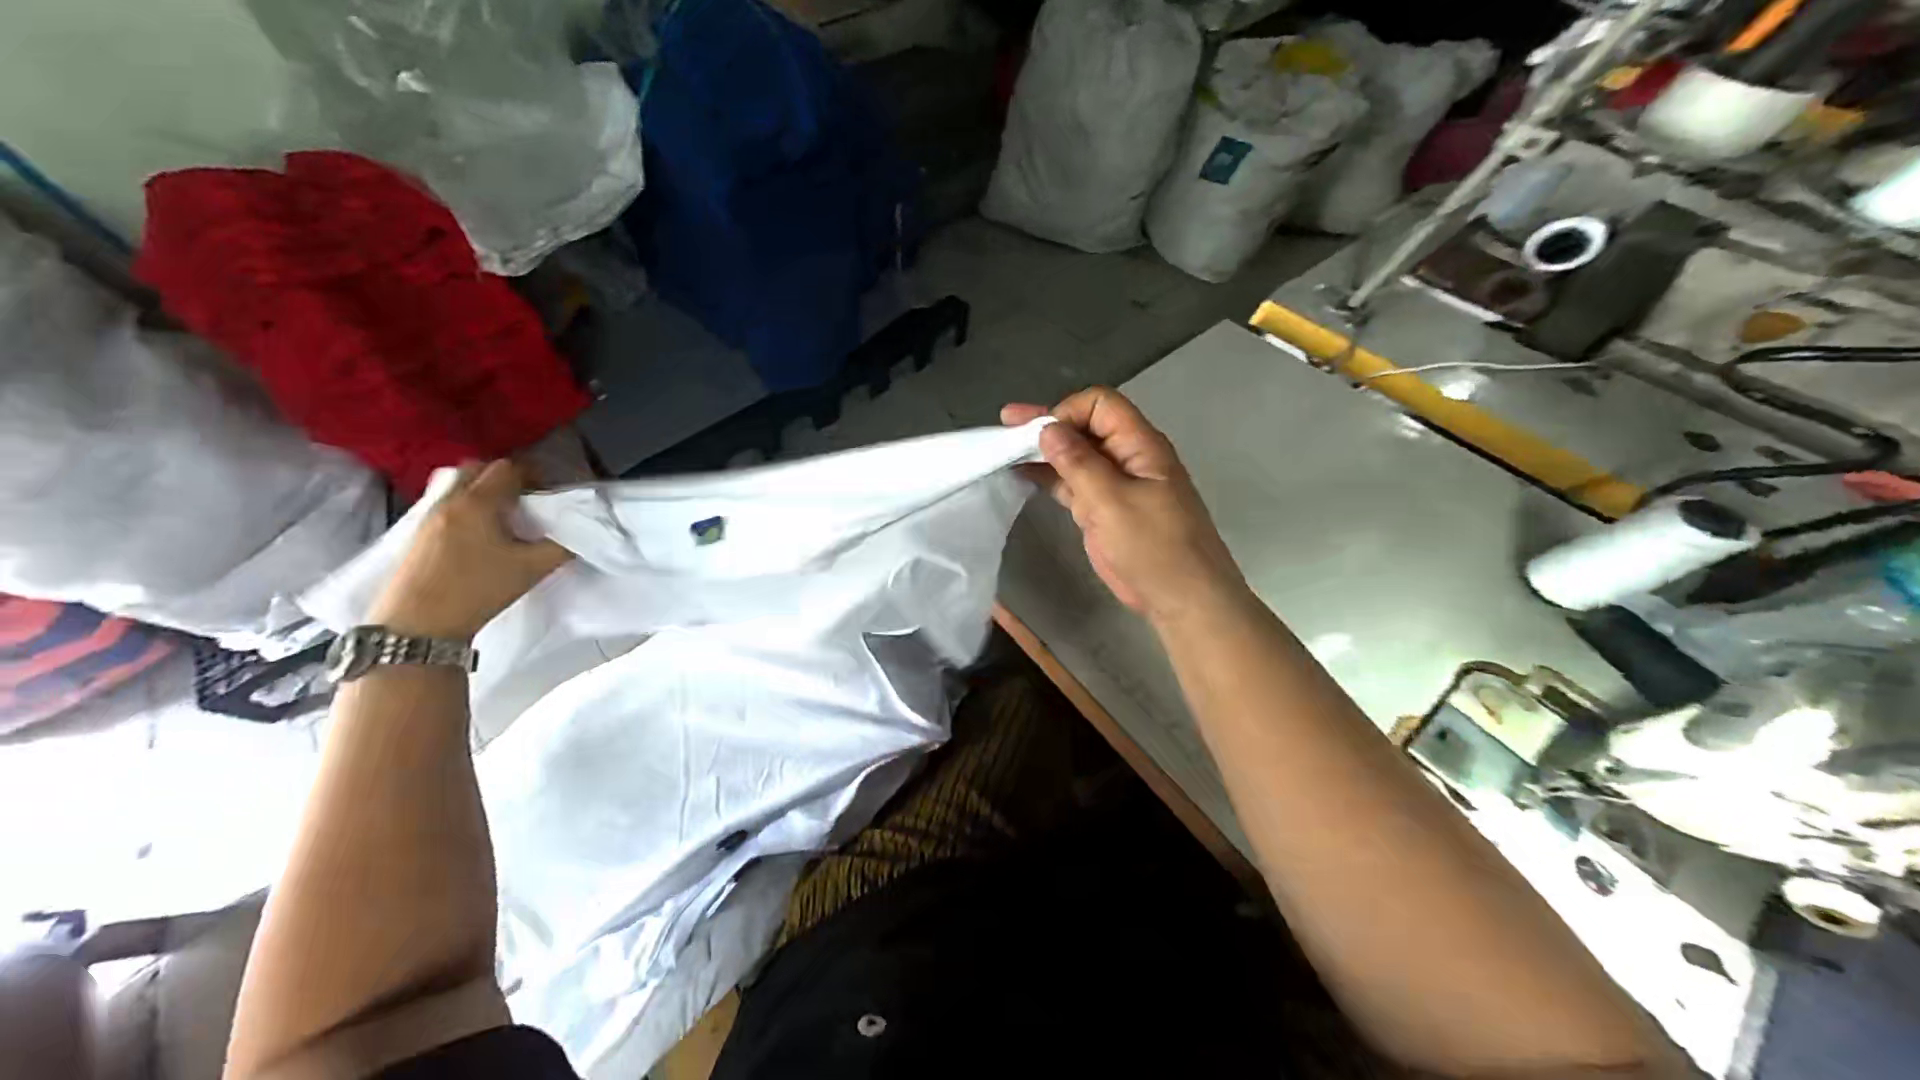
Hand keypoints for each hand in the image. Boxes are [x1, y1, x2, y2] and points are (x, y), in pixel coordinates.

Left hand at [367, 461, 571, 641]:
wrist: (419, 625)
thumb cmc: (478, 591)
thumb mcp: (531, 570)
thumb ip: (561, 547)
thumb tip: (577, 535)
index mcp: (478, 503)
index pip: (508, 469)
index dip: (534, 476)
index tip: (548, 495)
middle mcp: (449, 501)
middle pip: (478, 469)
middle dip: (505, 478)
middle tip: (526, 501)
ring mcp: (428, 516)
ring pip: (458, 486)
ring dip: (483, 492)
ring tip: (503, 519)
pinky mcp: (417, 534)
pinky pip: (446, 504)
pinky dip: (466, 507)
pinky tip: (479, 536)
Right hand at [1002, 388, 1248, 627]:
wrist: (1182, 599)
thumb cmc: (1154, 547)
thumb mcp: (1113, 501)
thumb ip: (1078, 462)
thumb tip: (1048, 429)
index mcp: (1140, 445)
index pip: (1100, 405)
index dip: (1068, 411)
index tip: (1039, 435)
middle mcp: (1127, 457)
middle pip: (1085, 427)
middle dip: (1048, 424)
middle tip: (1007, 421)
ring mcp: (1115, 484)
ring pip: (1076, 456)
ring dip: (1044, 451)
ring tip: (1005, 447)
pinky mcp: (1104, 510)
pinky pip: (1073, 483)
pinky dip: (1050, 477)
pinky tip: (1023, 474)